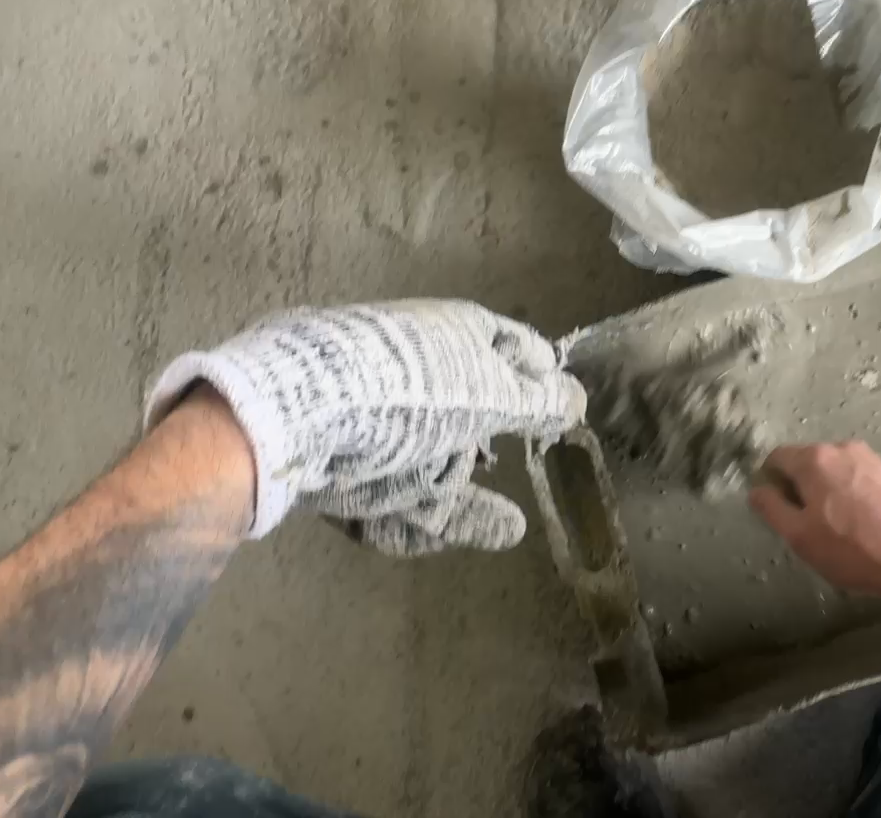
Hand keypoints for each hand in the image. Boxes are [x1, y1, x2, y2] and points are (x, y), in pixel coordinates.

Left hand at [145, 300, 584, 549]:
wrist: (300, 414)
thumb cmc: (413, 390)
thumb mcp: (489, 394)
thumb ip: (538, 401)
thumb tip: (580, 397)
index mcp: (456, 338)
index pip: (512, 346)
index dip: (540, 371)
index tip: (562, 401)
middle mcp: (421, 376)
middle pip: (471, 410)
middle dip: (492, 442)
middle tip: (516, 464)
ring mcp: (383, 421)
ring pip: (433, 464)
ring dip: (466, 500)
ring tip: (506, 528)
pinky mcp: (350, 465)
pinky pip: (396, 497)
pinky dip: (420, 522)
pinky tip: (444, 541)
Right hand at [749, 441, 880, 601]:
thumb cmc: (854, 549)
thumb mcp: (801, 537)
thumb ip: (772, 509)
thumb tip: (757, 490)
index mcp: (814, 458)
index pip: (776, 457)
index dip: (770, 482)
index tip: (778, 509)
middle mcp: (841, 448)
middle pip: (806, 462)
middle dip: (800, 488)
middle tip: (807, 525)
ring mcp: (871, 458)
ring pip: (834, 471)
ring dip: (827, 492)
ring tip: (838, 529)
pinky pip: (858, 478)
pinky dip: (852, 495)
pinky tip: (864, 525)